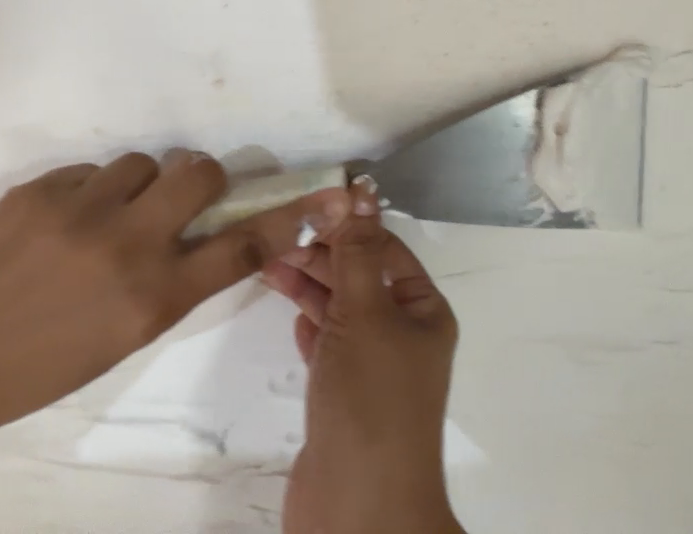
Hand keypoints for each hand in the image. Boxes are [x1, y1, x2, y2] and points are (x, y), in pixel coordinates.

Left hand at [0, 149, 350, 447]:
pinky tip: (62, 223)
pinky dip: (91, 189)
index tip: (312, 200)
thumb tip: (213, 236)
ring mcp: (78, 211)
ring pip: (144, 162)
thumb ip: (176, 283)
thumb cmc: (38, 367)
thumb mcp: (124, 339)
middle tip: (185, 196)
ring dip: (141, 184)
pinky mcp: (37, 190)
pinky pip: (91, 170)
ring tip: (109, 214)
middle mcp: (126, 245)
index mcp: (152, 298)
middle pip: (201, 173)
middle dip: (203, 178)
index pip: (242, 247)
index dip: (285, 219)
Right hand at [262, 182, 464, 533]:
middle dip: (323, 258)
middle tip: (276, 240)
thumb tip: (361, 190)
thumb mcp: (365, 313)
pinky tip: (291, 315)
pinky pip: (329, 349)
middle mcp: (405, 336)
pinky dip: (311, 329)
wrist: (360, 507)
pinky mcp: (345, 399)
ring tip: (267, 267)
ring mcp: (374, 370)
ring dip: (309, 289)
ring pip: (342, 314)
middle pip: (362, 281)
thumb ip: (358, 252)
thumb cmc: (371, 398)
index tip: (305, 211)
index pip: (387, 252)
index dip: (350, 229)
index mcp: (424, 311)